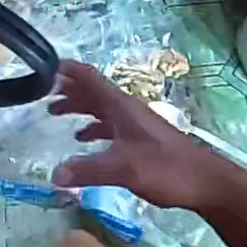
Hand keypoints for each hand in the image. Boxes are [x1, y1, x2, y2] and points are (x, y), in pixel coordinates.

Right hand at [48, 61, 246, 211]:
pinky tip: (83, 139)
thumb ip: (88, 170)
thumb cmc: (166, 168)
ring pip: (100, 108)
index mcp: (121, 106)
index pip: (90, 78)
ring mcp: (134, 124)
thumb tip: (54, 175)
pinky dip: (92, 127)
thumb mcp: (123, 168)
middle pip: (93, 91)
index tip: (45, 65)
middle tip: (41, 92)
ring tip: (55, 111)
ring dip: (79, 107)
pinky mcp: (140, 140)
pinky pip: (109, 125)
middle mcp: (126, 109)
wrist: (205, 182)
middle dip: (68, 89)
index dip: (69, 69)